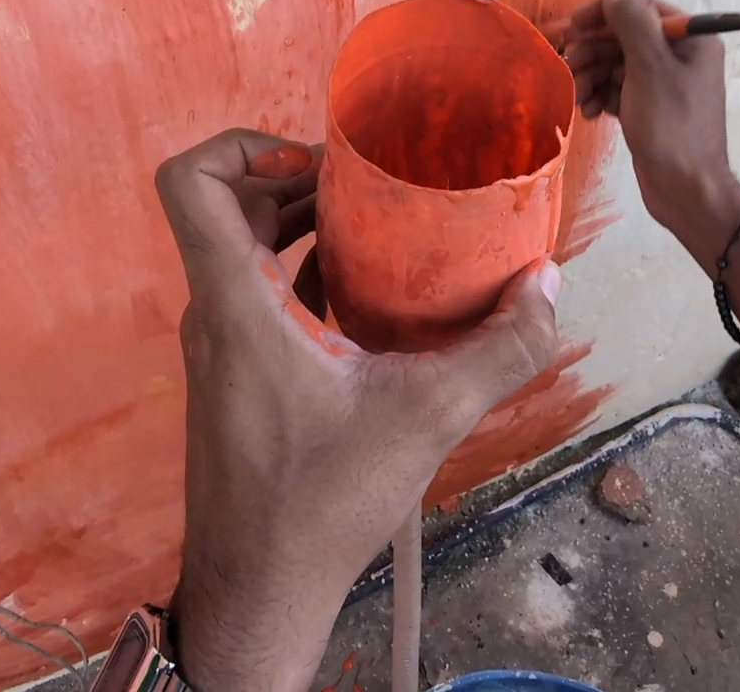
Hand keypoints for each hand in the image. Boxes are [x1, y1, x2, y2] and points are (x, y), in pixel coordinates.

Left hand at [155, 129, 565, 691]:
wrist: (258, 593)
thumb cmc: (323, 501)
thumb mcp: (427, 418)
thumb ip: (500, 350)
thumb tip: (548, 285)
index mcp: (237, 301)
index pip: (191, 182)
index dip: (243, 147)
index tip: (317, 164)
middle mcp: (217, 308)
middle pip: (231, 202)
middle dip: (297, 174)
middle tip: (371, 180)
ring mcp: (223, 339)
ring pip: (247, 243)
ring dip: (304, 217)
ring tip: (378, 216)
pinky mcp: (239, 365)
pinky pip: (262, 285)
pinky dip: (305, 263)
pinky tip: (368, 283)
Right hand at [565, 0, 739, 270]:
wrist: (686, 189)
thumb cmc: (671, 126)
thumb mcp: (650, 67)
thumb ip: (632, 23)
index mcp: (691, 39)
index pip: (640, 10)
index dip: (604, 14)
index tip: (572, 27)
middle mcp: (680, 56)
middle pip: (624, 38)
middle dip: (593, 51)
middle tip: (567, 65)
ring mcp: (663, 84)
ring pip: (616, 65)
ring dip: (591, 76)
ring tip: (578, 97)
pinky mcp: (649, 108)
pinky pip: (617, 90)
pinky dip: (600, 96)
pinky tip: (588, 113)